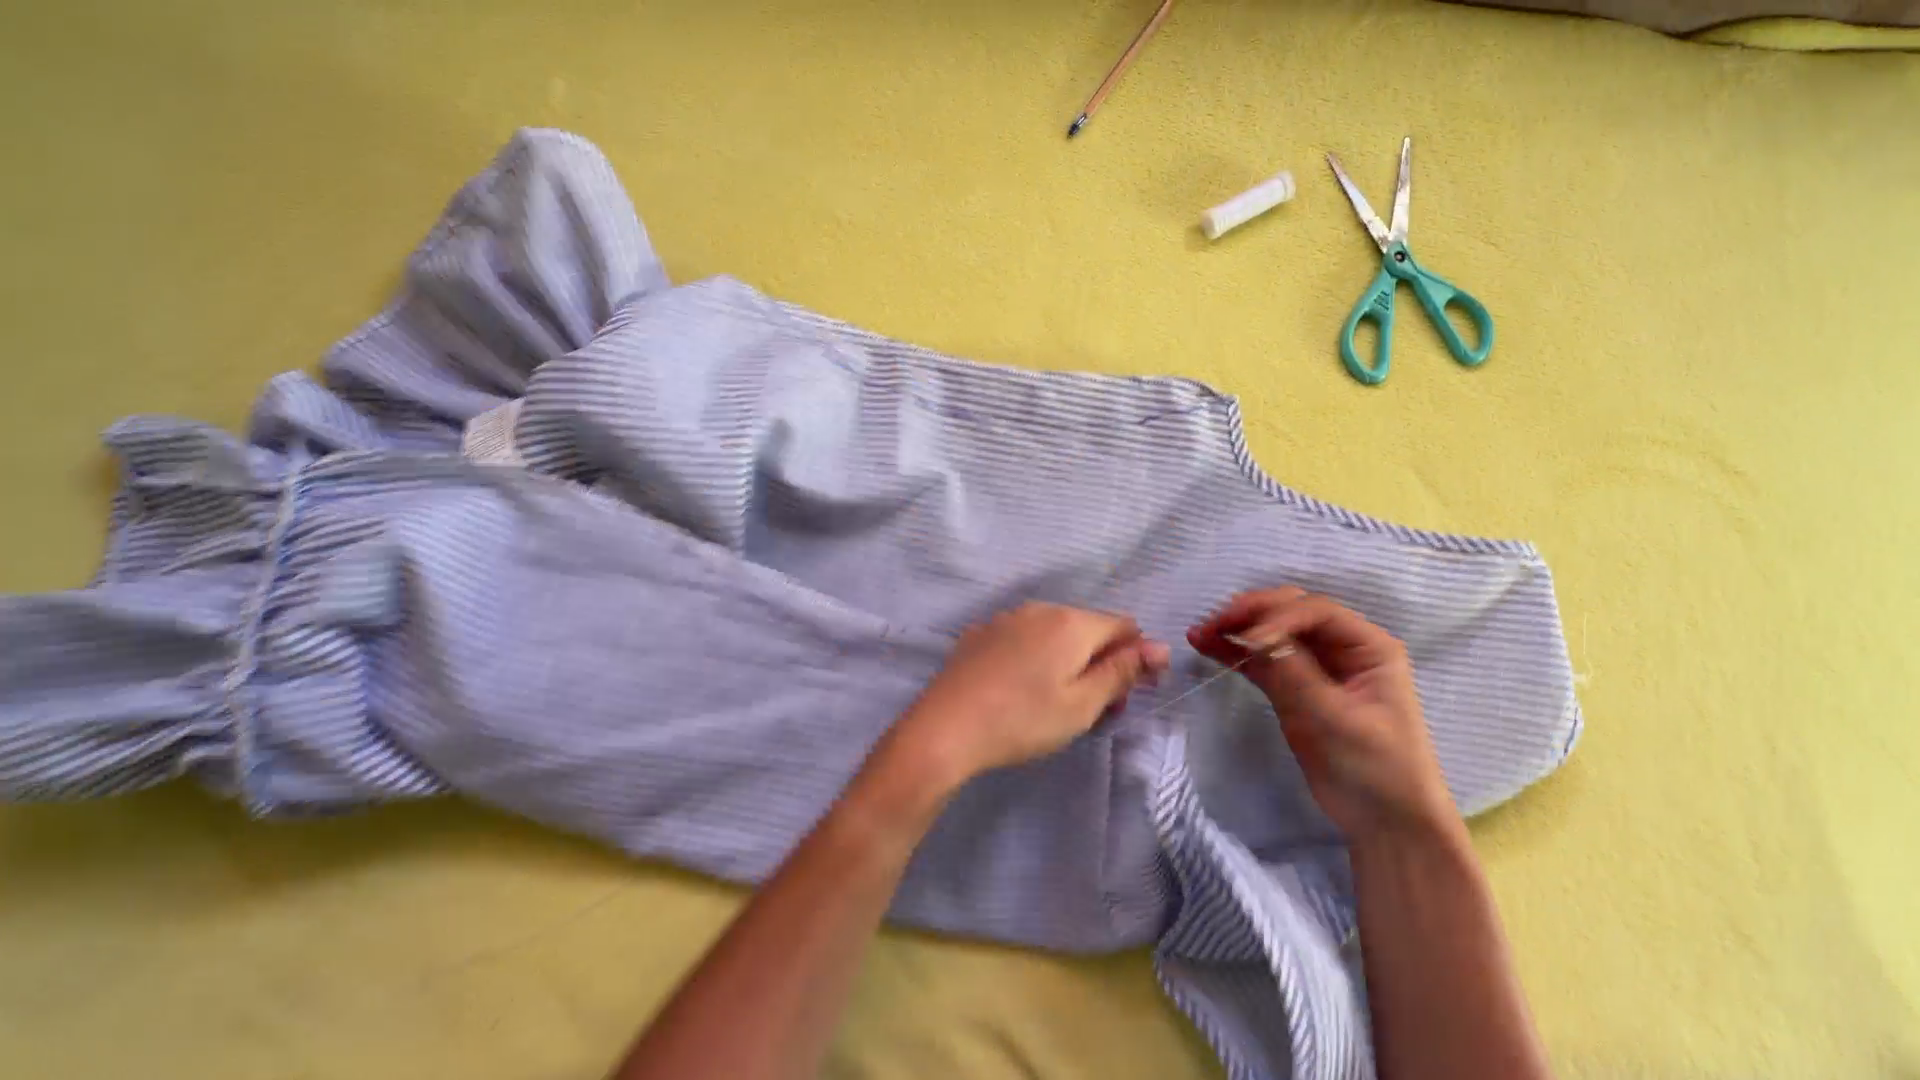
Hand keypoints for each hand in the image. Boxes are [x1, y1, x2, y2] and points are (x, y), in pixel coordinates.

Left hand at [889, 603, 1170, 785]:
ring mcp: (1004, 620)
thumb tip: (1159, 646)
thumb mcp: (1083, 704)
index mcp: (1071, 622)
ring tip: (1059, 705)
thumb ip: (1122, 672)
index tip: (1130, 695)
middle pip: (1088, 628)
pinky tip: (1021, 692)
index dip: (1138, 657)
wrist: (944, 729)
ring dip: (1069, 661)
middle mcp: (1039, 609)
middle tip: (1097, 710)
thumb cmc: (1023, 720)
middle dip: (1102, 662)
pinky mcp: (978, 636)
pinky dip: (1035, 659)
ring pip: (1054, 634)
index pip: (1124, 625)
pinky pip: (1023, 640)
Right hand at [1188, 588, 1457, 841]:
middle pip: (1291, 613)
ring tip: (1200, 631)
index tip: (1244, 639)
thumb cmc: (1376, 768)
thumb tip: (1252, 635)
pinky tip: (1207, 645)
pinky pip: (1263, 662)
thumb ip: (1294, 674)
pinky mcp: (1296, 690)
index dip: (1277, 617)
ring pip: (1272, 635)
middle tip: (1214, 623)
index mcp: (1369, 646)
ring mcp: (1318, 668)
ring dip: (1238, 629)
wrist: (1387, 823)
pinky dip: (1237, 653)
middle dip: (1252, 614)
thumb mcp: (1335, 719)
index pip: (1316, 612)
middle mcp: (1343, 648)